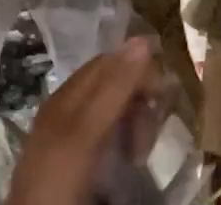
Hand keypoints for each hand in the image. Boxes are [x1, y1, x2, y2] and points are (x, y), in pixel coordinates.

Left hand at [7, 37, 160, 204]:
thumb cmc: (59, 180)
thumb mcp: (84, 133)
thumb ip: (112, 89)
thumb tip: (143, 40)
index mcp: (67, 95)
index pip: (111, 61)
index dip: (138, 69)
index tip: (162, 92)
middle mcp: (70, 107)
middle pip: (117, 85)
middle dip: (140, 101)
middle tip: (152, 127)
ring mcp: (74, 135)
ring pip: (119, 112)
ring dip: (138, 124)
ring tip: (141, 150)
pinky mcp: (81, 159)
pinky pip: (115, 136)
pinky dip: (129, 142)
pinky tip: (131, 159)